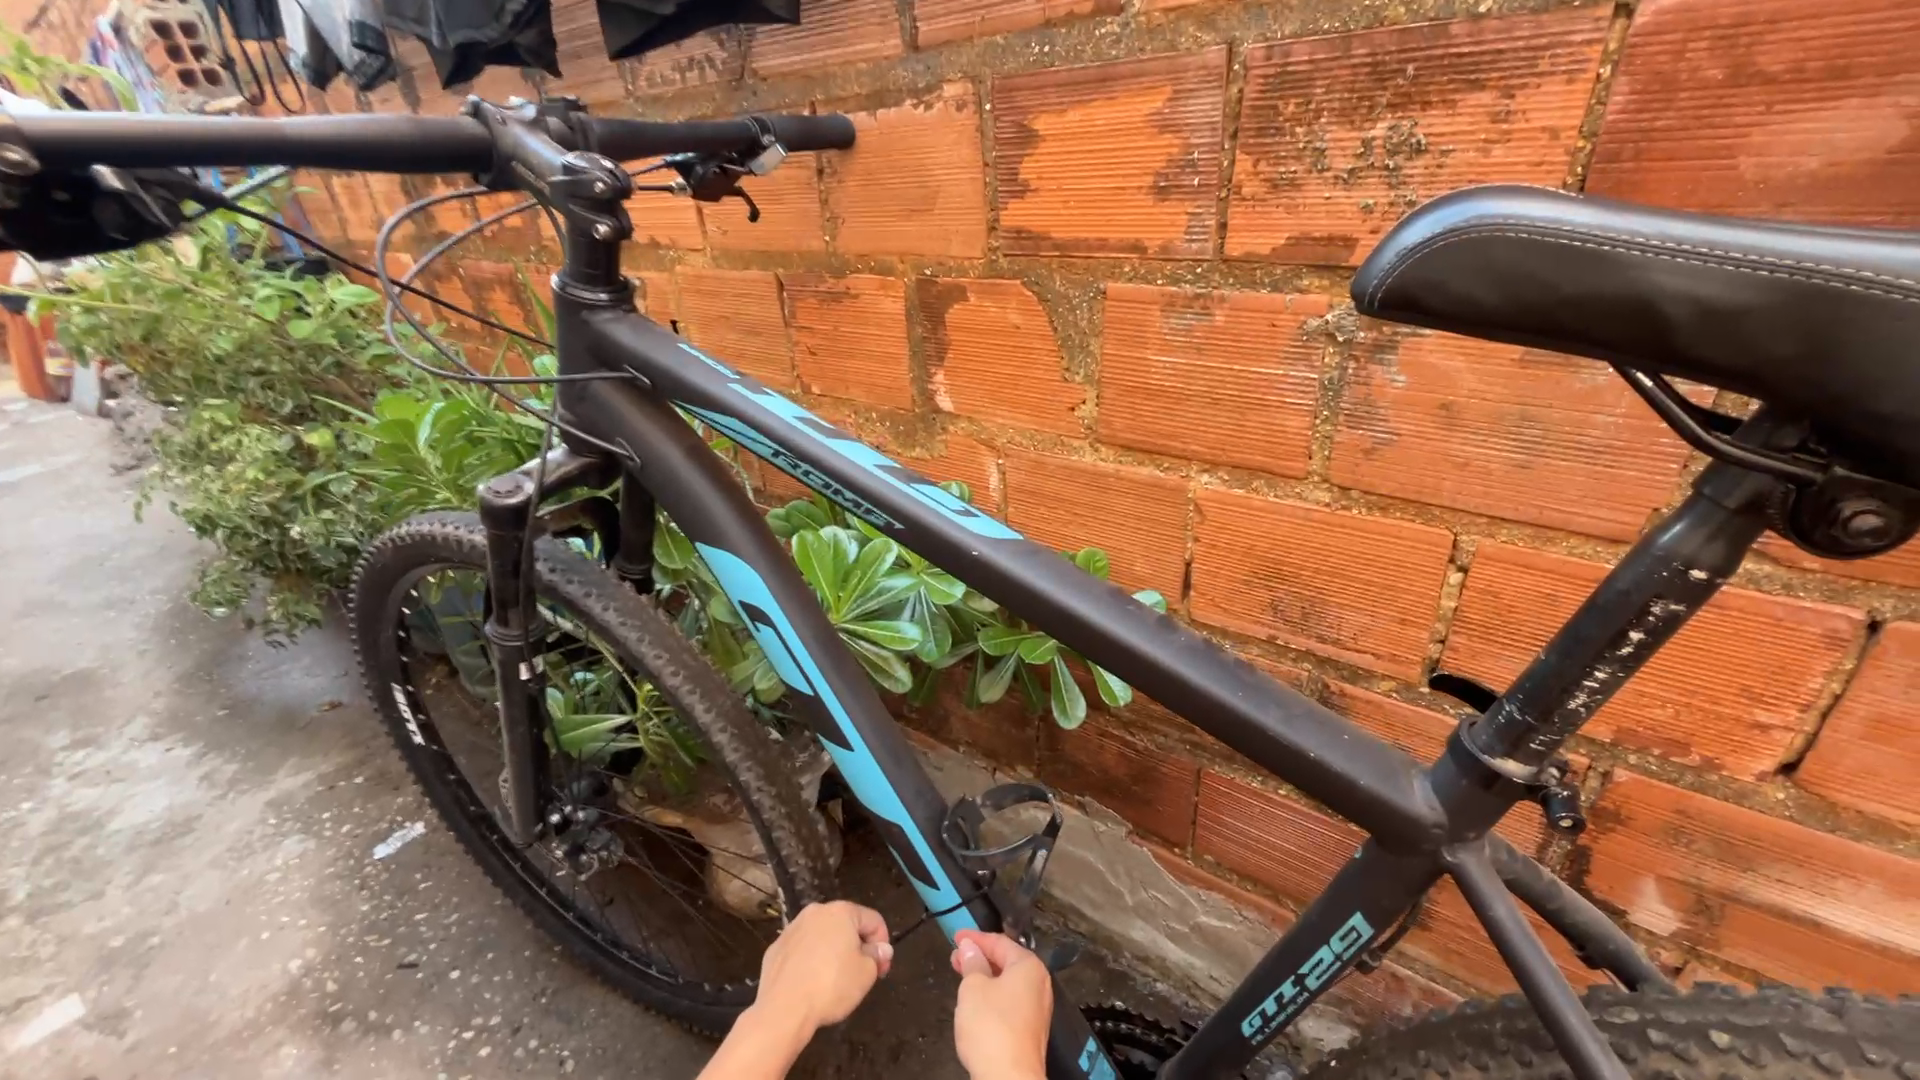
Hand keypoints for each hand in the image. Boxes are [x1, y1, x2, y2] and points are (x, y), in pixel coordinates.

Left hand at [755, 900, 893, 1032]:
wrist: (783, 1010)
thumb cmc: (831, 986)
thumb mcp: (866, 974)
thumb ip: (876, 956)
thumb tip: (880, 949)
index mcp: (841, 911)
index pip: (873, 920)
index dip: (883, 945)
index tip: (881, 969)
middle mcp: (815, 912)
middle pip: (846, 926)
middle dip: (857, 947)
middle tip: (861, 974)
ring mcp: (791, 929)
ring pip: (821, 937)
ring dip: (833, 953)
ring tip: (835, 981)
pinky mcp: (775, 949)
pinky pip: (801, 951)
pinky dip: (810, 962)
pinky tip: (811, 984)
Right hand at [951, 931, 1051, 1079]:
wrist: (1009, 1079)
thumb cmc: (991, 1027)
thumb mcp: (973, 987)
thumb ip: (971, 963)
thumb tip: (970, 947)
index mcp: (1029, 966)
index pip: (1000, 942)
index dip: (975, 938)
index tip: (956, 936)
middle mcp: (1039, 984)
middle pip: (1006, 962)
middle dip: (979, 958)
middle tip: (956, 957)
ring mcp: (1037, 1009)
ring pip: (1007, 983)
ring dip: (984, 978)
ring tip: (962, 977)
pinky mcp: (1030, 1030)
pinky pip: (1010, 1002)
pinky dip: (992, 996)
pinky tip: (976, 1003)